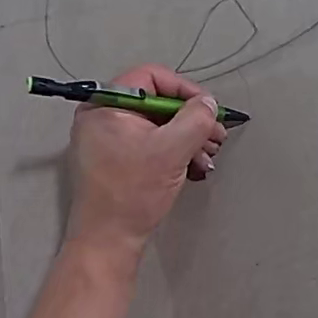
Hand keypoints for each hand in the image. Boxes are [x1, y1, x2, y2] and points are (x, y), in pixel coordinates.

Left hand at [66, 64, 226, 256]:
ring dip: (188, 139)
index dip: (185, 90)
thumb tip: (208, 104)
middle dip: (191, 120)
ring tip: (207, 157)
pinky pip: (150, 144)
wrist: (108, 240)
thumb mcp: (171, 150)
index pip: (151, 78)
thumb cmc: (131, 194)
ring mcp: (108, 139)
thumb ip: (195, 120)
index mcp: (105, 105)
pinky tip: (194, 168)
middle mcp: (103, 116)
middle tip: (215, 136)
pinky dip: (174, 152)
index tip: (208, 109)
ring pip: (157, 125)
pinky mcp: (117, 160)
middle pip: (157, 102)